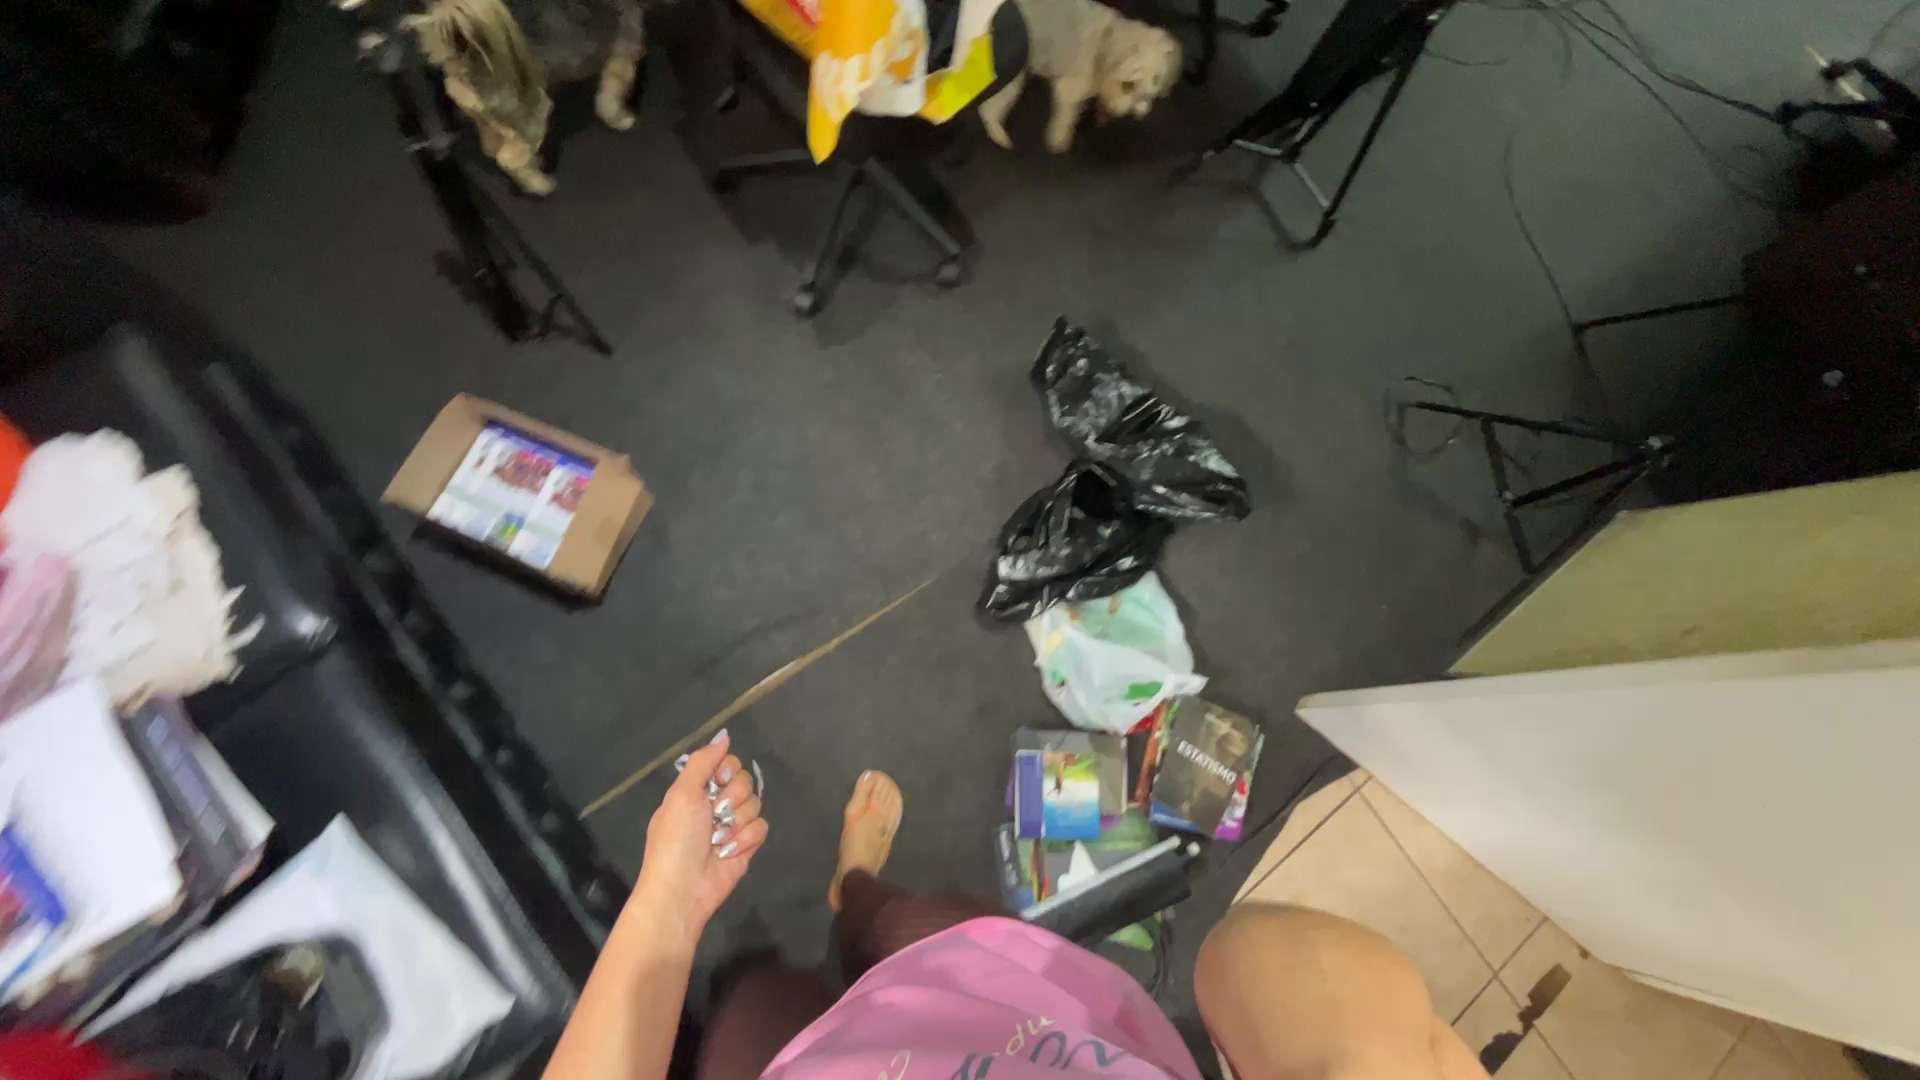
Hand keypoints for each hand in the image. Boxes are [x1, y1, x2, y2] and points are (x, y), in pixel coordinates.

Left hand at [629, 732, 767, 941]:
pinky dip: (746, 838)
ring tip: (719, 839)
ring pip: (755, 803)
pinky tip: (730, 850)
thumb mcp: (681, 794)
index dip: (727, 770)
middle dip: (732, 798)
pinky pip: (762, 826)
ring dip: (737, 822)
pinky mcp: (746, 844)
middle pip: (744, 781)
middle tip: (716, 814)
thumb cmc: (676, 839)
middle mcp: (716, 804)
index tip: (718, 781)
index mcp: (697, 790)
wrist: (682, 889)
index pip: (727, 763)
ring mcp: (732, 825)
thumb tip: (724, 735)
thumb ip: (703, 761)